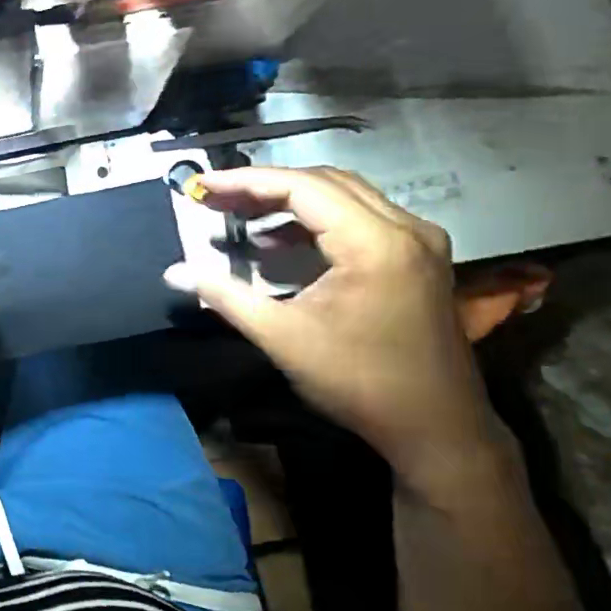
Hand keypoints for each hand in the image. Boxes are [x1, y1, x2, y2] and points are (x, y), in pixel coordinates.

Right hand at [167, 167, 512, 495]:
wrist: (436, 428)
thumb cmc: (358, 383)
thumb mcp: (283, 338)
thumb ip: (226, 297)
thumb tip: (174, 273)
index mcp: (374, 241)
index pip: (302, 187)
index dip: (246, 182)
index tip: (203, 186)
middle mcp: (405, 226)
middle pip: (325, 182)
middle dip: (266, 187)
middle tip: (217, 198)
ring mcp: (419, 240)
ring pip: (346, 197)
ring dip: (293, 202)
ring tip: (243, 217)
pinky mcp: (420, 257)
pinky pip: (363, 219)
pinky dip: (319, 223)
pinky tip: (283, 244)